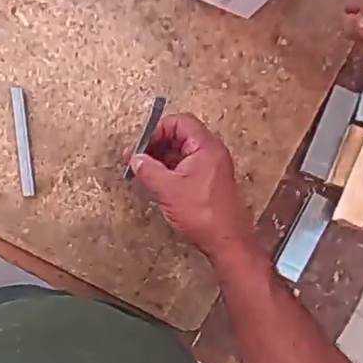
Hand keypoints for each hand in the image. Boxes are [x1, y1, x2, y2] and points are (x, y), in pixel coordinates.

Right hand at [130, 115, 254, 263]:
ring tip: (141, 171)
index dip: (158, 130)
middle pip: (180, 136)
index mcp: (206, 147)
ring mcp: (210, 168)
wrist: (226, 240)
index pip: (180, 123)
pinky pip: (185, 168)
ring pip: (181, 153)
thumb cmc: (204, 214)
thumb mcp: (169, 189)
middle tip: (136, 158)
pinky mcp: (207, 183)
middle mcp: (210, 154)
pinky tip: (155, 181)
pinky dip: (168, 171)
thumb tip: (136, 159)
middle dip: (155, 145)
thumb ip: (149, 170)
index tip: (142, 145)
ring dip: (160, 159)